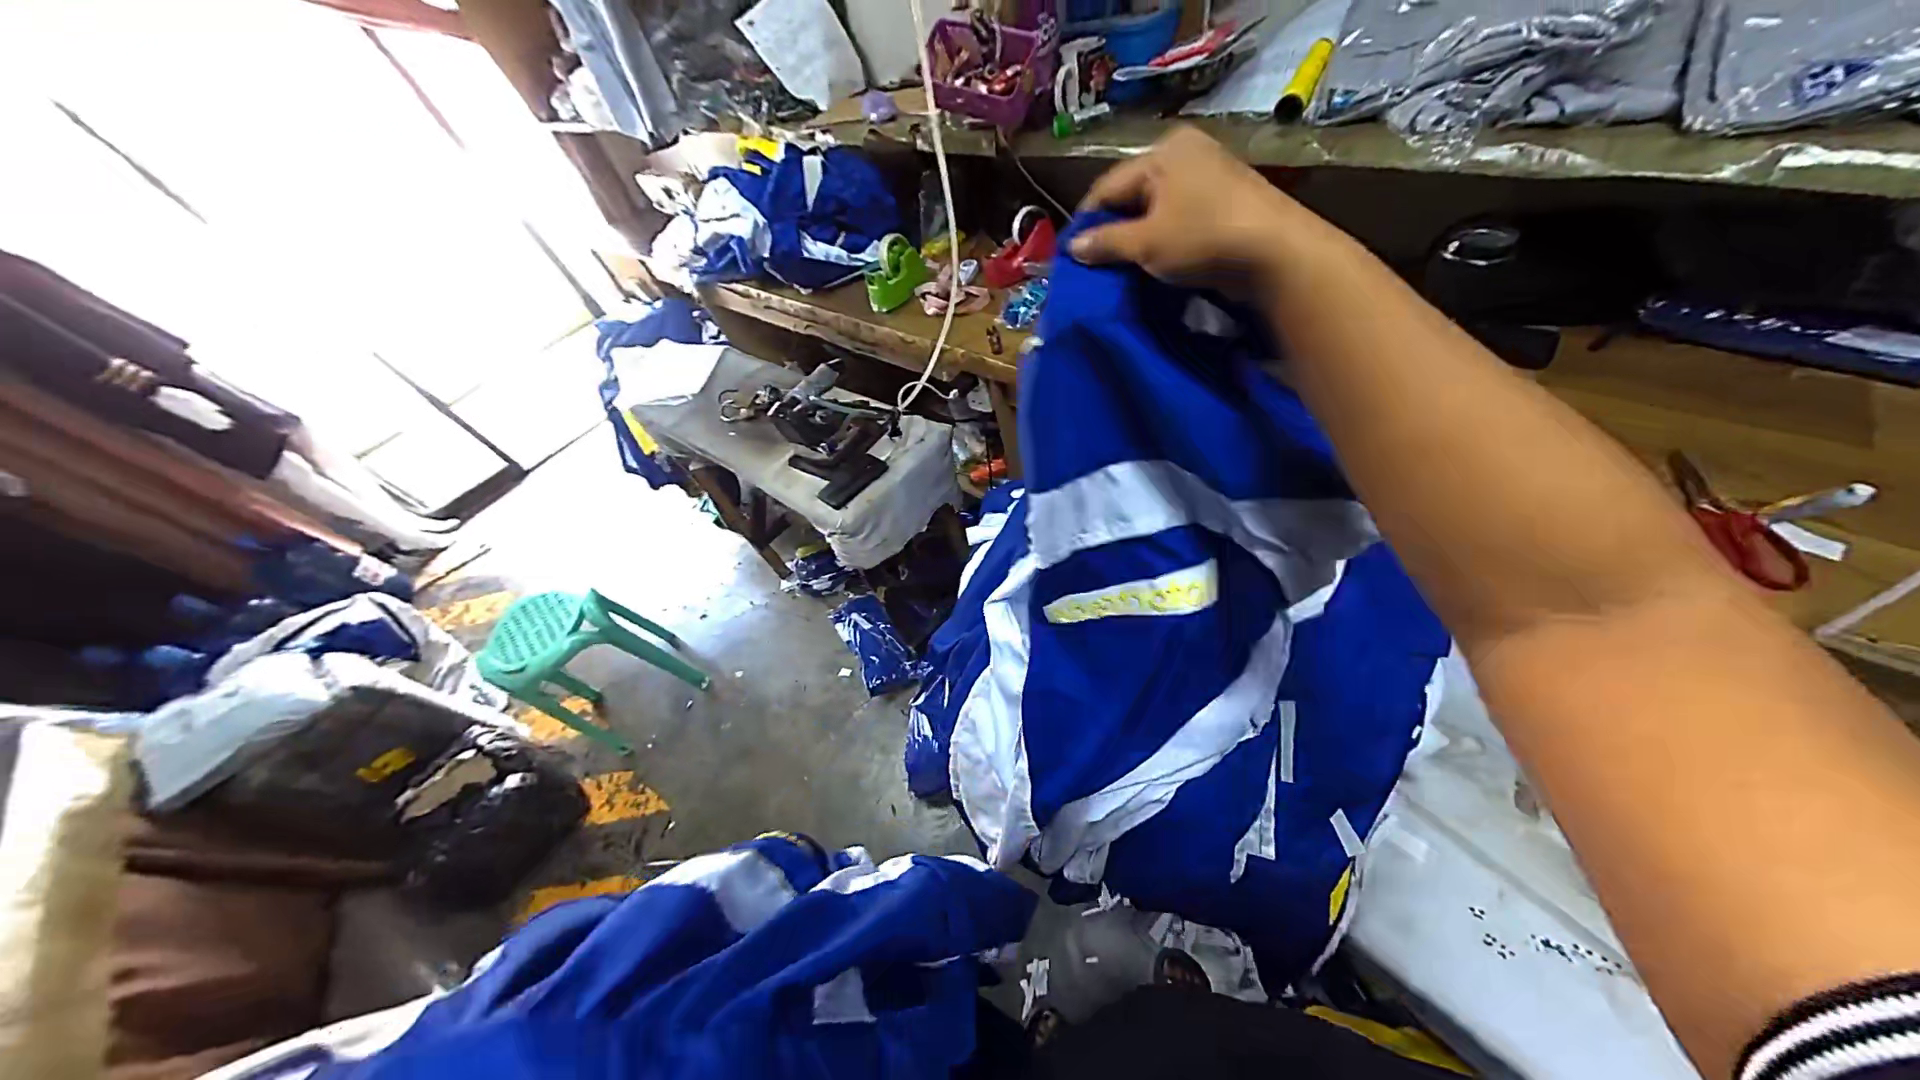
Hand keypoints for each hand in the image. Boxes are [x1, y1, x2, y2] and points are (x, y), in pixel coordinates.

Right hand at [1068, 126, 1338, 297]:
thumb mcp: (1146, 243)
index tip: (1071, 256)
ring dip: (1138, 239)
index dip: (1087, 222)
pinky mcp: (1224, 202)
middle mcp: (1186, 154)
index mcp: (1163, 152)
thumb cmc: (1203, 237)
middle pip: (1132, 196)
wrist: (1276, 254)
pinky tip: (1155, 263)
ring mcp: (1209, 176)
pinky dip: (1163, 240)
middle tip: (1095, 266)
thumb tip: (1072, 247)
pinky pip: (1178, 219)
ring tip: (1123, 269)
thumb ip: (1105, 243)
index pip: (1107, 187)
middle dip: (1113, 230)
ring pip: (1155, 209)